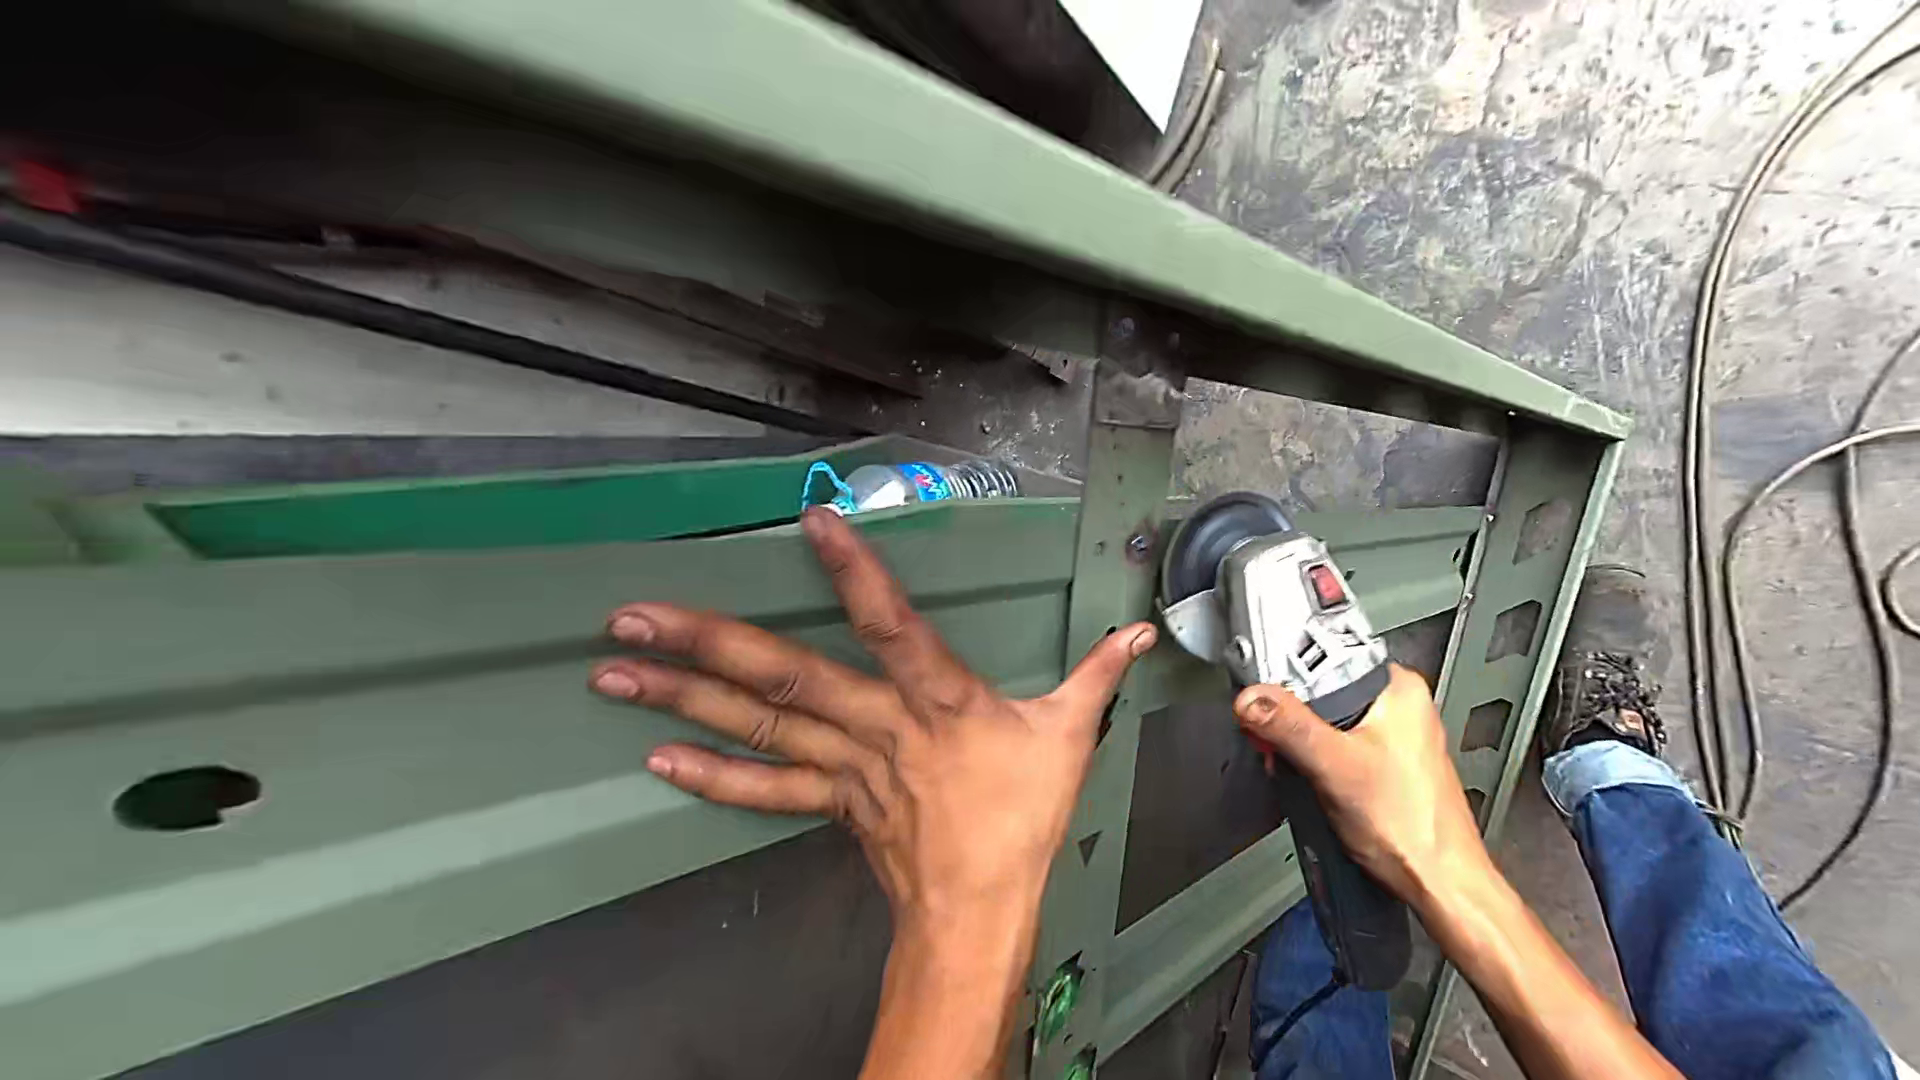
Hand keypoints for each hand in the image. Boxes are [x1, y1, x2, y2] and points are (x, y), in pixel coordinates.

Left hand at [591, 507, 1157, 930]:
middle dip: (708, 642)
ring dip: (685, 696)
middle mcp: (875, 725)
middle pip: (787, 679)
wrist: (983, 908)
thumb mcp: (1067, 735)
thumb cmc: (1021, 816)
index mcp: (936, 700)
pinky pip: (763, 788)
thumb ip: (1094, 675)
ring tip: (616, 670)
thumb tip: (1138, 634)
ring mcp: (842, 766)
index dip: (854, 574)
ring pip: (758, 727)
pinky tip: (658, 757)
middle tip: (633, 614)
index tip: (812, 524)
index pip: (890, 624)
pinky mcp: (828, 799)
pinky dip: (711, 774)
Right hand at [1233, 664, 1489, 908]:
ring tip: (1291, 758)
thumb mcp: (1336, 766)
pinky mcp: (1373, 756)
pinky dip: (1306, 752)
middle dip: (1285, 712)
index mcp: (1396, 688)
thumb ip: (1289, 726)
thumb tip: (1251, 698)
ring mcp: (1384, 731)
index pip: (1320, 656)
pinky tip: (1304, 771)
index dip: (1283, 675)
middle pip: (1314, 686)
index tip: (1260, 694)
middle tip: (1274, 736)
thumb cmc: (1414, 830)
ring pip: (1317, 714)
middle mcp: (1394, 704)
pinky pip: (1325, 737)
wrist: (1437, 884)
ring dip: (1292, 735)